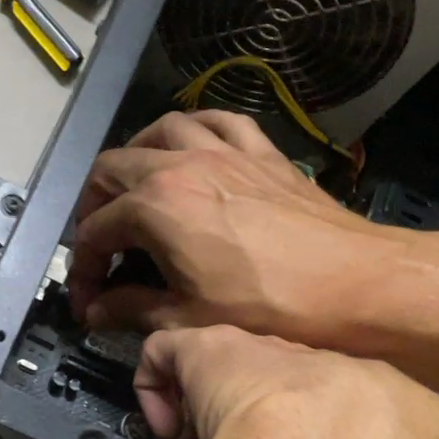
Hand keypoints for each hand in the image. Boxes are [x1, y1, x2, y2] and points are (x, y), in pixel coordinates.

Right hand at [68, 111, 438, 353]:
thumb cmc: (268, 306)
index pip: (94, 232)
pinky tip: (190, 153)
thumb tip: (97, 312)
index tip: (88, 302)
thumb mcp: (186, 317)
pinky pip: (215, 121)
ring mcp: (224, 149)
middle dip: (93, 209)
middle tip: (100, 250)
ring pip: (158, 131)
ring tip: (133, 194)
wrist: (355, 284)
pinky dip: (191, 133)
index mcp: (156, 206)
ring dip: (134, 161)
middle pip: (111, 170)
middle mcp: (181, 163)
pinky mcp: (260, 150)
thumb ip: (130, 309)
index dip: (82, 270)